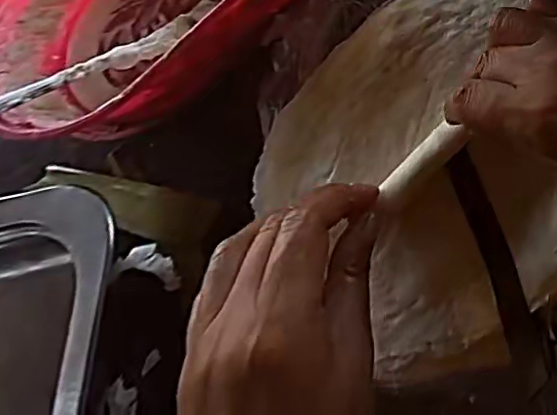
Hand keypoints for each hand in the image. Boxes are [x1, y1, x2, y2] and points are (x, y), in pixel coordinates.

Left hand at [179, 184, 379, 414]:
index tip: (366, 196)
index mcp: (281, 326)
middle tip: (349, 211)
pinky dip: (242, 252)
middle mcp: (234, 324)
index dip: (338, 199)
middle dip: (314, 210)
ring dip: (278, 225)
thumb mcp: (354, 359)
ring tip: (313, 227)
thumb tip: (365, 223)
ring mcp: (204, 340)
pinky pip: (212, 280)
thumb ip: (352, 280)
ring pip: (237, 245)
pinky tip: (266, 254)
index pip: (304, 226)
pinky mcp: (189, 355)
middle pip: (273, 230)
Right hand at [444, 0, 556, 184]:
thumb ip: (516, 133)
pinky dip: (531, 19)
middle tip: (495, 94)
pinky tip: (540, 36)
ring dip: (500, 46)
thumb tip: (485, 115)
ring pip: (501, 25)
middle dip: (480, 82)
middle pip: (482, 63)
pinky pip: (537, 3)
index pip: (469, 99)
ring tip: (514, 60)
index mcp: (532, 113)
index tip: (463, 114)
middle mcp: (537, 67)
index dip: (459, 109)